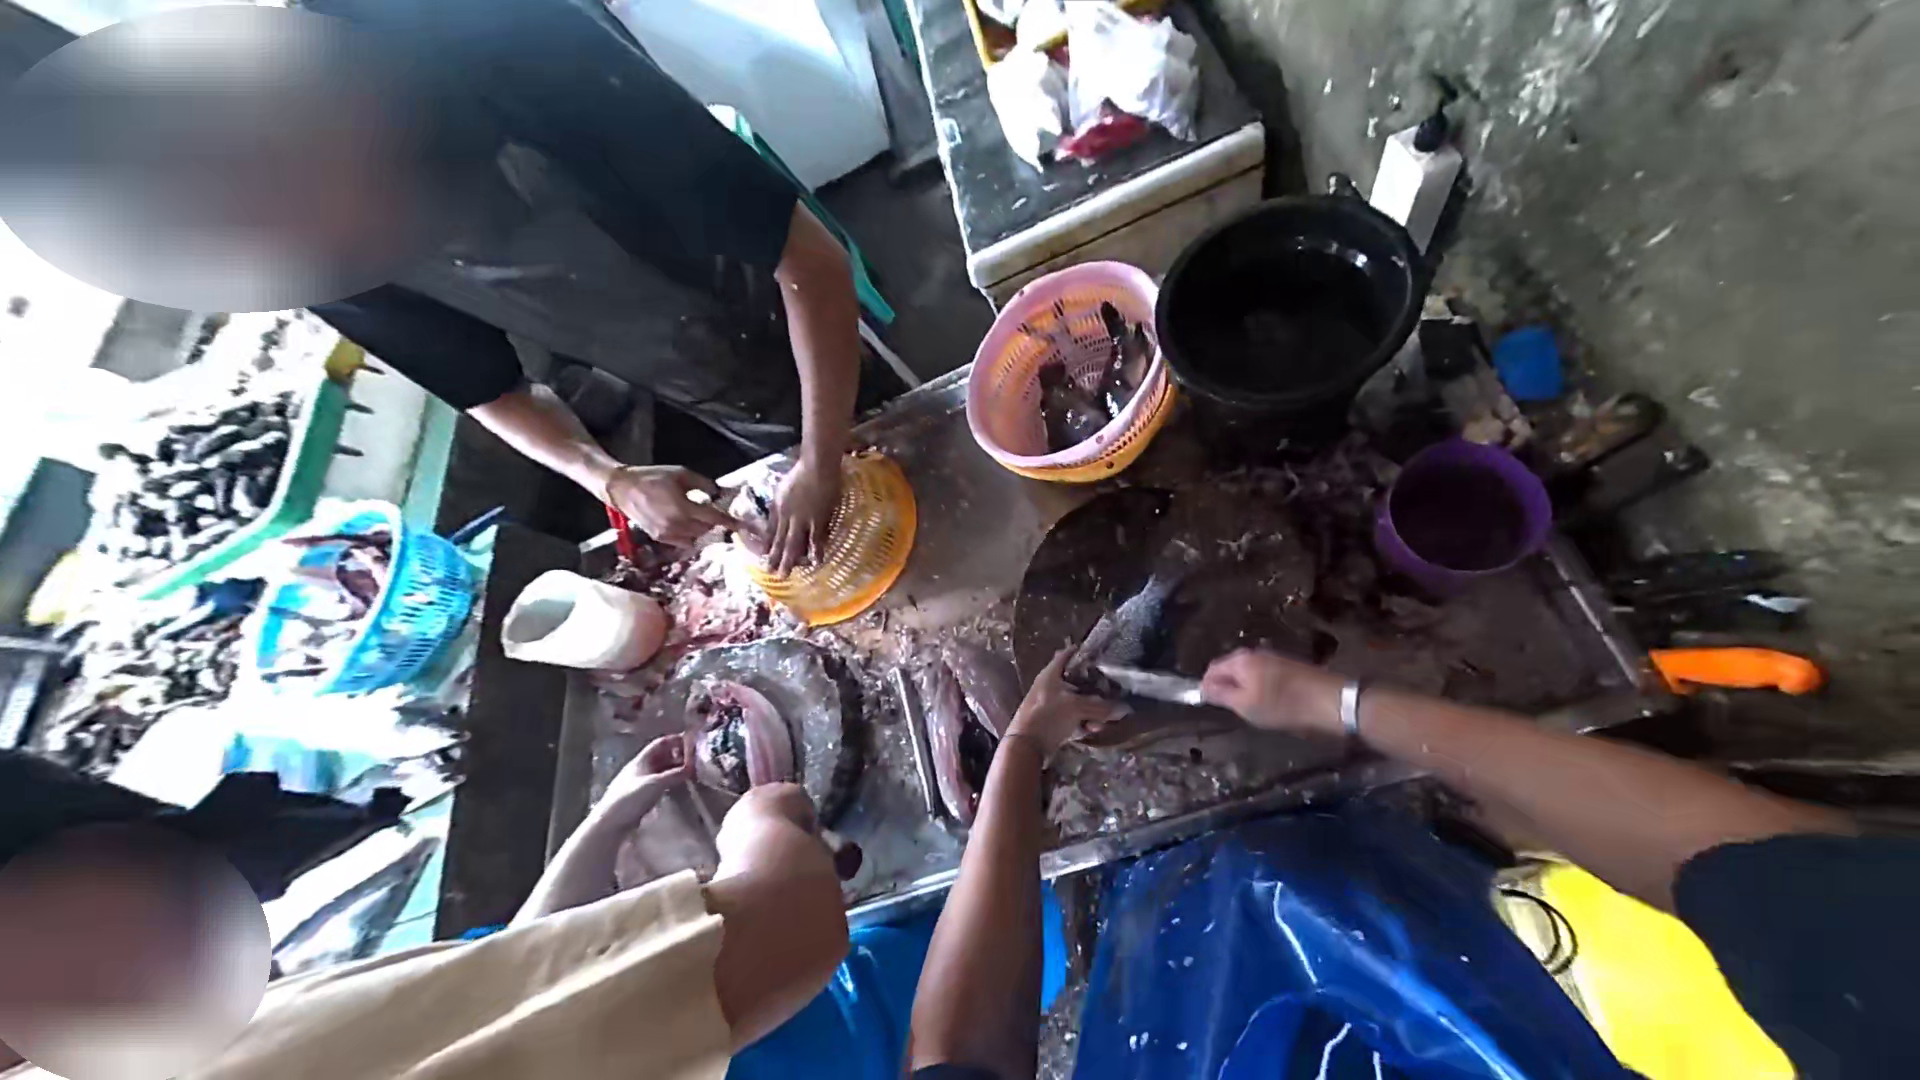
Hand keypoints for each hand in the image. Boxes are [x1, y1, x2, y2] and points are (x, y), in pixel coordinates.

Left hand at [593, 734, 691, 828]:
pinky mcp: (640, 794)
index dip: (675, 740)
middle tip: (695, 758)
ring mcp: (640, 781)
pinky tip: (677, 784)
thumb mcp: (656, 784)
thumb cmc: (631, 798)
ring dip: (675, 768)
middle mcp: (640, 768)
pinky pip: (659, 781)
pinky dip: (670, 780)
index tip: (692, 741)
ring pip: (661, 769)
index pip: (661, 743)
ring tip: (690, 771)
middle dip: (678, 755)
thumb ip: (675, 774)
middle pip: (662, 755)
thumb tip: (693, 768)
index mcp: (641, 760)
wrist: (609, 823)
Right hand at [606, 465, 740, 547]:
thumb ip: (705, 484)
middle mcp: (677, 525)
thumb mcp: (682, 474)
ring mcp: (668, 534)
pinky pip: (684, 541)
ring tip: (701, 516)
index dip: (730, 522)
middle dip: (716, 522)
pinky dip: (692, 534)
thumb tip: (721, 494)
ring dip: (704, 529)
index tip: (743, 525)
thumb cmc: (654, 478)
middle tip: (717, 512)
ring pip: (697, 537)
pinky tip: (689, 523)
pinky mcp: (660, 538)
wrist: (623, 489)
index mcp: (683, 508)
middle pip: (708, 530)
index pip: (714, 519)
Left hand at [768, 455, 841, 575]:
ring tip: (785, 575)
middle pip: (778, 540)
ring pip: (792, 543)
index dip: (767, 544)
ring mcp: (802, 519)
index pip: (770, 530)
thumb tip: (776, 516)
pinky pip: (815, 539)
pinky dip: (815, 551)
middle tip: (771, 573)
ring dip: (788, 560)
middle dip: (774, 557)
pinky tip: (815, 562)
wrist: (816, 466)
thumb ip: (779, 503)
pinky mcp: (817, 519)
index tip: (764, 557)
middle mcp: (786, 516)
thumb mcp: (782, 488)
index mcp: (778, 507)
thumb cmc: (801, 472)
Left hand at [1006, 648, 1121, 759]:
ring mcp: (1050, 704)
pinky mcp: (1051, 721)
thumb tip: (1124, 709)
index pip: (1065, 656)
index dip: (1079, 652)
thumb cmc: (1048, 716)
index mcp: (1050, 674)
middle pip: (1075, 681)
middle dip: (1093, 689)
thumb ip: (1100, 707)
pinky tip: (1091, 729)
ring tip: (1100, 721)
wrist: (1026, 745)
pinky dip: (1082, 721)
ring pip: (1076, 702)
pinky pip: (1072, 717)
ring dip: (1090, 711)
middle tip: (1109, 692)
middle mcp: (1049, 686)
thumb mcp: (1076, 707)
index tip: (1095, 652)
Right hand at [1200, 649, 1343, 736]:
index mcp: (1240, 660)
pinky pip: (1264, 675)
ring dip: (1246, 688)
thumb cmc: (1284, 705)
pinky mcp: (1289, 666)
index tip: (1211, 704)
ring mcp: (1273, 657)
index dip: (1207, 686)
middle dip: (1227, 687)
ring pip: (1248, 673)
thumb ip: (1221, 694)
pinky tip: (1273, 703)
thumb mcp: (1246, 705)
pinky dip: (1262, 687)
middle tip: (1234, 709)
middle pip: (1230, 669)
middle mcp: (1254, 653)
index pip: (1211, 669)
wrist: (1333, 701)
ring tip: (1255, 709)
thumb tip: (1203, 686)